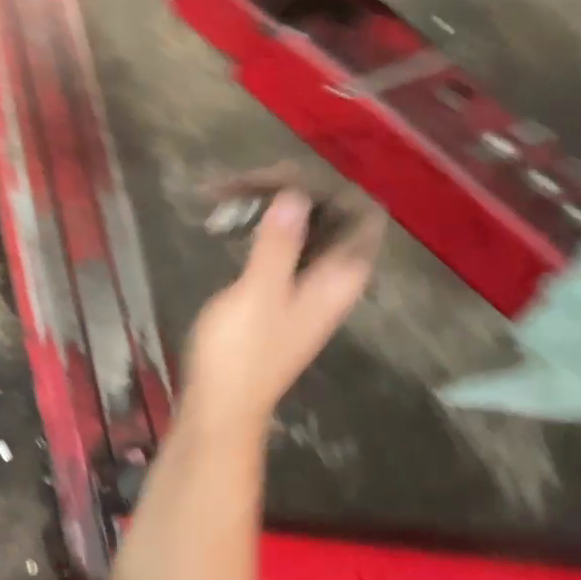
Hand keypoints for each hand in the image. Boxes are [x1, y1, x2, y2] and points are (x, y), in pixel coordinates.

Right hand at [180, 190, 382, 428]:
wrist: (220, 404)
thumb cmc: (241, 352)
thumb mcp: (258, 293)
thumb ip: (279, 244)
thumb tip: (296, 195)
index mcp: (339, 278)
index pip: (359, 216)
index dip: (325, 187)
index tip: (275, 175)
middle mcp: (330, 279)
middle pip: (327, 219)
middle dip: (286, 192)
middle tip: (233, 184)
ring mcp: (304, 287)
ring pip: (300, 232)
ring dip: (267, 209)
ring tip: (221, 199)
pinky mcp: (277, 295)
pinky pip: (280, 247)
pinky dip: (257, 230)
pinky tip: (227, 226)